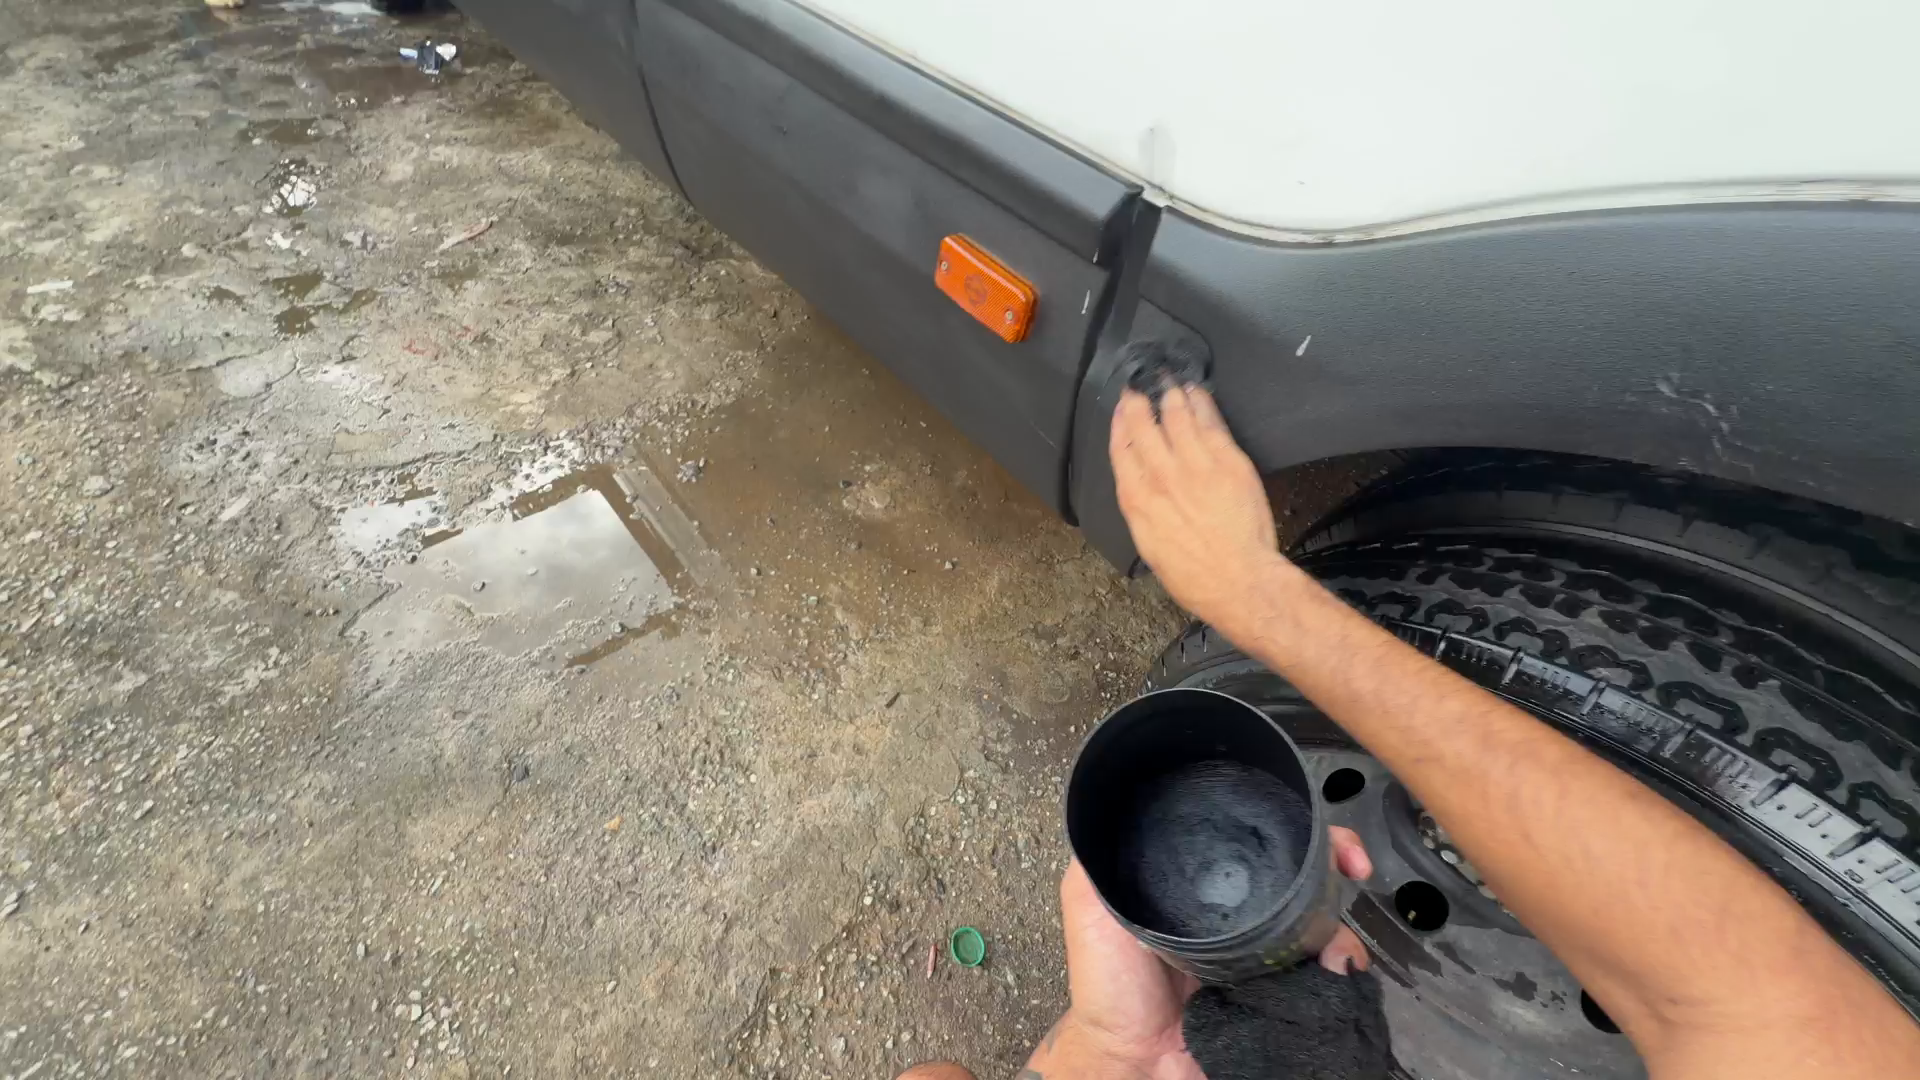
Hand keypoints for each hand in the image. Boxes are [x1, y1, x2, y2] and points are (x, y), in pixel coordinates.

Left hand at [1034, 829, 1373, 1078]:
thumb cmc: (1108, 983)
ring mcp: (1262, 956)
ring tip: (1333, 928)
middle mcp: (1234, 916)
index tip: (1297, 815)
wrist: (1138, 1065)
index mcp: (1194, 887)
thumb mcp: (1089, 901)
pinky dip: (1343, 964)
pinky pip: (1328, 974)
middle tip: (1346, 859)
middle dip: (1325, 858)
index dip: (1270, 823)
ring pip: (1318, 918)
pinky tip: (1338, 963)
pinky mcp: (1287, 999)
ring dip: (1338, 915)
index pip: (1240, 842)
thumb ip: (1098, 856)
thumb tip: (1112, 801)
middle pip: (1289, 873)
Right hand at [1109, 385, 1284, 632]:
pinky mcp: (1228, 460)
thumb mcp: (1148, 544)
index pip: (1121, 447)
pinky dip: (1200, 403)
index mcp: (1136, 498)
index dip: (1119, 422)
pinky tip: (1197, 392)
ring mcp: (1195, 464)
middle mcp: (1161, 475)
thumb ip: (1141, 509)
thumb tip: (1141, 488)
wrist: (1237, 579)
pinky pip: (1210, 422)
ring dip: (1170, 394)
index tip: (1120, 407)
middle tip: (1140, 385)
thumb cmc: (1192, 574)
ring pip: (1176, 416)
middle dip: (1139, 400)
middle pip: (1143, 425)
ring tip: (1168, 381)